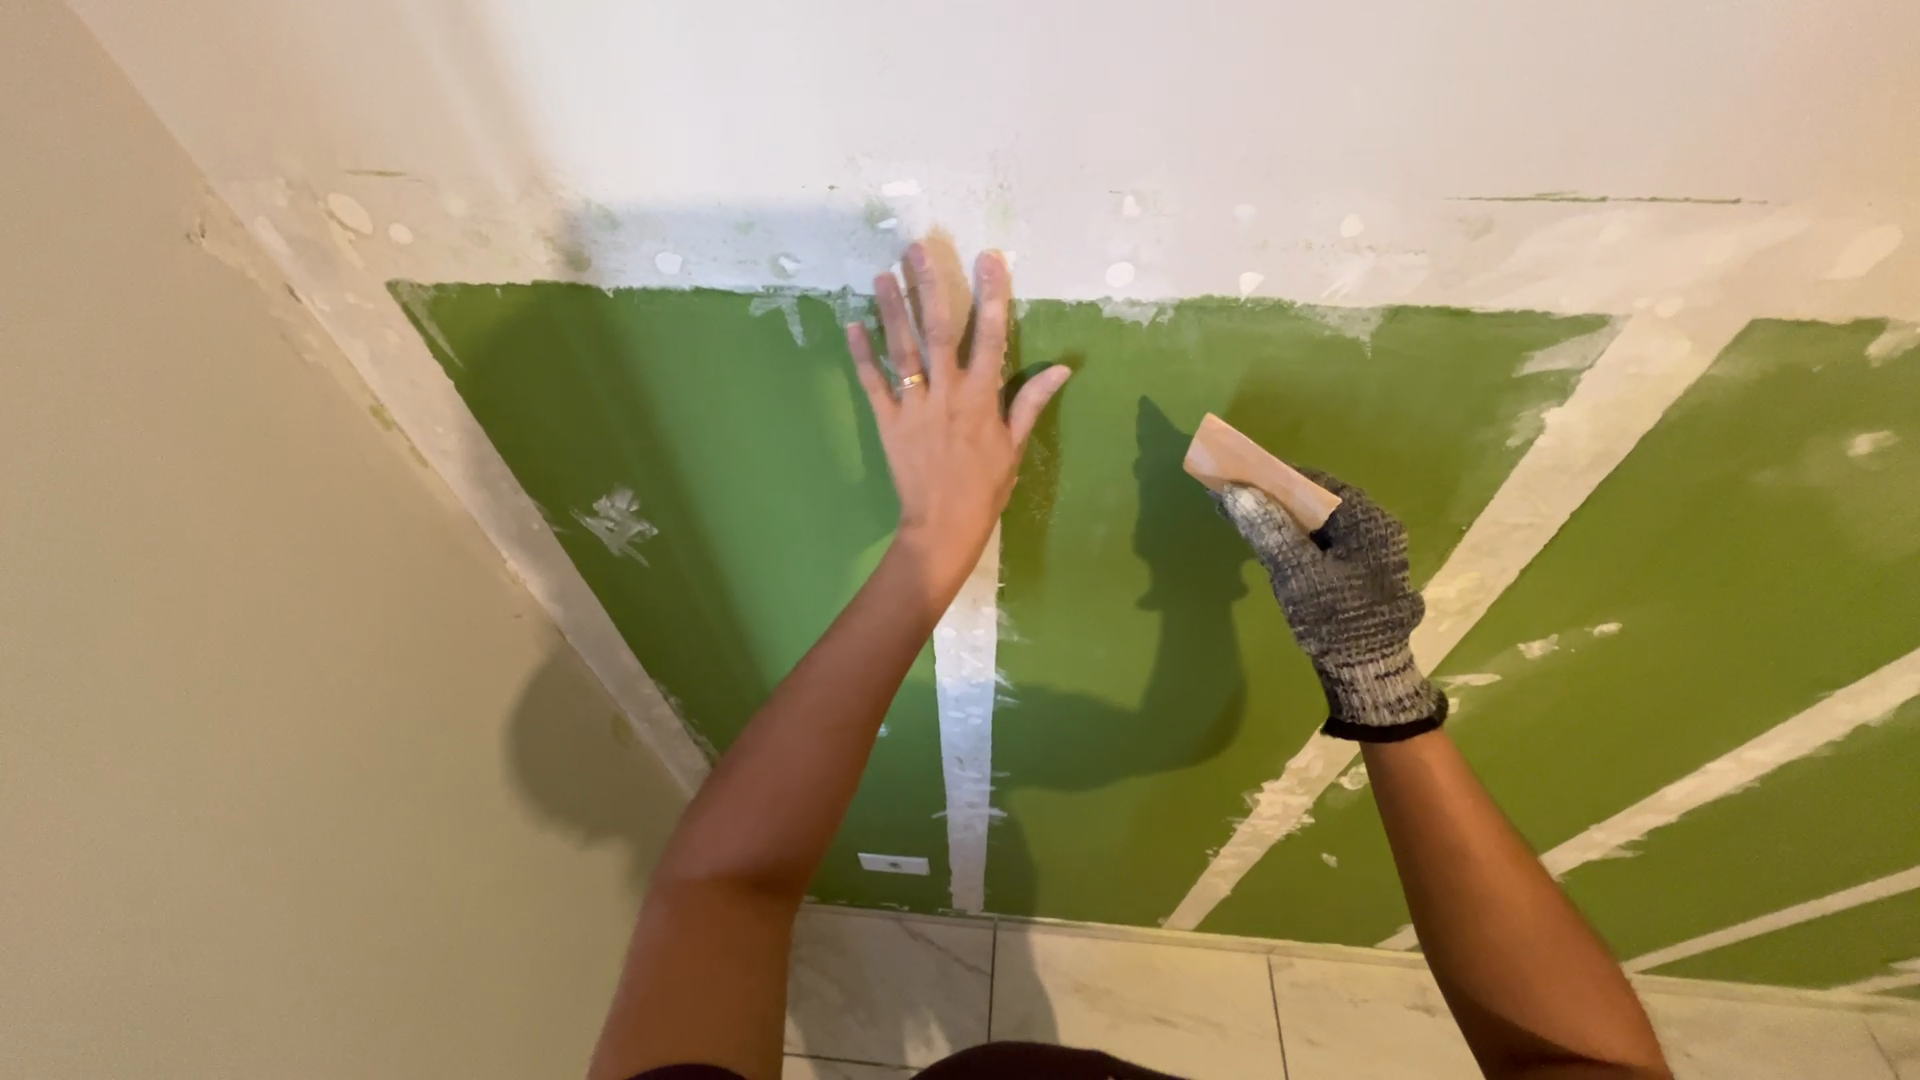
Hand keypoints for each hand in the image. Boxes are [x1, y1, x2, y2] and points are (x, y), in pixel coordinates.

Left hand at [847, 239, 1071, 593]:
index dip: (992, 295)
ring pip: (902, 349)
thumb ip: (1031, 402)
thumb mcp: (1015, 446)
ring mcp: (913, 406)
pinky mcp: (887, 421)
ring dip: (892, 309)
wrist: (944, 525)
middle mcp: (946, 393)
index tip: (989, 257)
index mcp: (982, 397)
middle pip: (939, 330)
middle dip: (930, 286)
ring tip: (883, 273)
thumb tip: (1062, 368)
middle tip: (918, 247)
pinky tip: (852, 324)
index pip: (991, 336)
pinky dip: (862, 355)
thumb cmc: (985, 488)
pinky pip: (873, 383)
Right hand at [1215, 474, 1445, 741]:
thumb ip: (1268, 531)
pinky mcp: (1356, 573)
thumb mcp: (1297, 573)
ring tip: (1243, 521)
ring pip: (1317, 524)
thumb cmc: (1336, 620)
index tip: (1240, 479)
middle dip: (1275, 500)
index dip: (1277, 478)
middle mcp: (1375, 530)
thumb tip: (1236, 491)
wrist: (1366, 674)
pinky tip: (1268, 546)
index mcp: (1369, 522)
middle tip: (1235, 501)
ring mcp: (1368, 553)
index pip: (1318, 484)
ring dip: (1281, 520)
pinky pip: (1320, 544)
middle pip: (1317, 503)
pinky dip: (1292, 540)